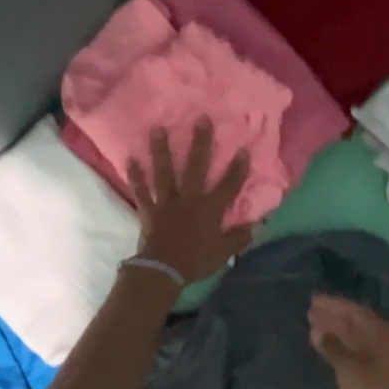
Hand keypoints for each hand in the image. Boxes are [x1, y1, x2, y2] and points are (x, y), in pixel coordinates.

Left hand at [127, 118, 253, 283]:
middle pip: (196, 167)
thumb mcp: (223, 252)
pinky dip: (135, 176)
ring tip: (158, 129)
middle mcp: (189, 199)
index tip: (243, 150)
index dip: (237, 169)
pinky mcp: (149, 210)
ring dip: (161, 150)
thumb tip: (258, 226)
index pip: (228, 186)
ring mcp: (167, 202)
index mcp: (210, 209)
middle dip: (200, 143)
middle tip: (201, 118)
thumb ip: (239, 237)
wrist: (163, 270)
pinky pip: (141, 191)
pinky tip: (130, 159)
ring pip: (165, 172)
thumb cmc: (196, 261)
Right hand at [308, 294, 388, 388]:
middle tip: (310, 311)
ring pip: (356, 337)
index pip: (355, 311)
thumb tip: (318, 330)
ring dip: (336, 331)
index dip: (334, 305)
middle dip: (333, 317)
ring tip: (313, 326)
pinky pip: (357, 351)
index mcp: (384, 334)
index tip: (313, 300)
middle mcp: (386, 340)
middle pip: (356, 323)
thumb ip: (333, 346)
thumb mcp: (349, 368)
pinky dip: (341, 347)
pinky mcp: (378, 371)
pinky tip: (326, 347)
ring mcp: (383, 357)